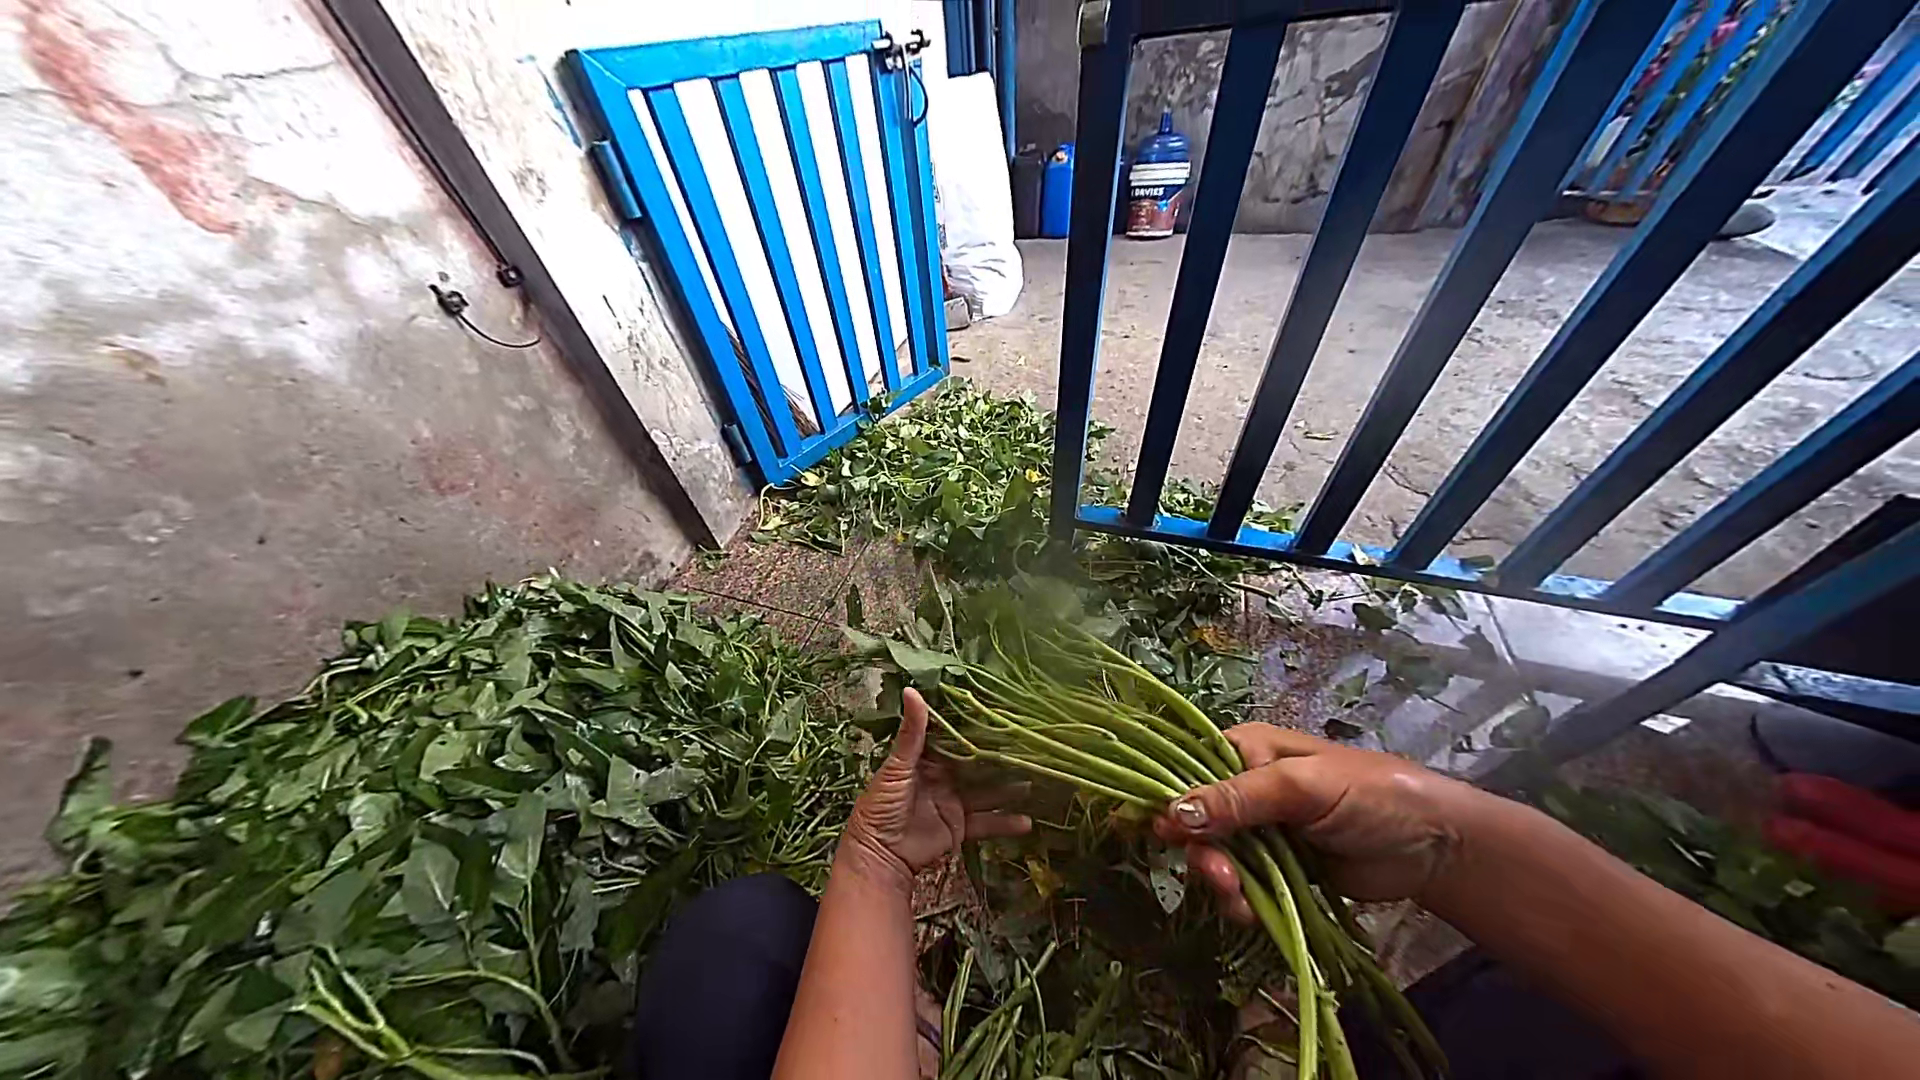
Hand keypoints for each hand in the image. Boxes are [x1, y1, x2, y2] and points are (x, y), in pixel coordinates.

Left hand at [840, 689, 1031, 889]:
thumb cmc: (881, 805)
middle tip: (1029, 747)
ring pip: (987, 791)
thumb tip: (912, 690)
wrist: (877, 855)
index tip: (1001, 712)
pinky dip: (1005, 823)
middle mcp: (944, 776)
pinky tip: (1027, 822)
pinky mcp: (959, 827)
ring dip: (1009, 788)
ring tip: (1036, 780)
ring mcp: (953, 802)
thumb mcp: (897, 766)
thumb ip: (912, 732)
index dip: (976, 726)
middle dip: (999, 758)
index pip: (956, 737)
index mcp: (928, 757)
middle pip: (976, 764)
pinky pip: (986, 823)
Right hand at [1153, 724, 1491, 919]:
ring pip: (1213, 854)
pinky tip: (1252, 911)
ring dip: (1219, 879)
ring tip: (1239, 898)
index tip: (1161, 833)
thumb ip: (1237, 798)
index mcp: (1242, 750)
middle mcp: (1241, 786)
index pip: (1187, 767)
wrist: (1436, 847)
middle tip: (1219, 876)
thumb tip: (1171, 813)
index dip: (1170, 798)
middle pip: (1195, 818)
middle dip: (1201, 849)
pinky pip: (1239, 884)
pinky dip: (1239, 900)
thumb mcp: (1299, 786)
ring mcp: (1257, 830)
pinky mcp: (1274, 868)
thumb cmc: (1367, 794)